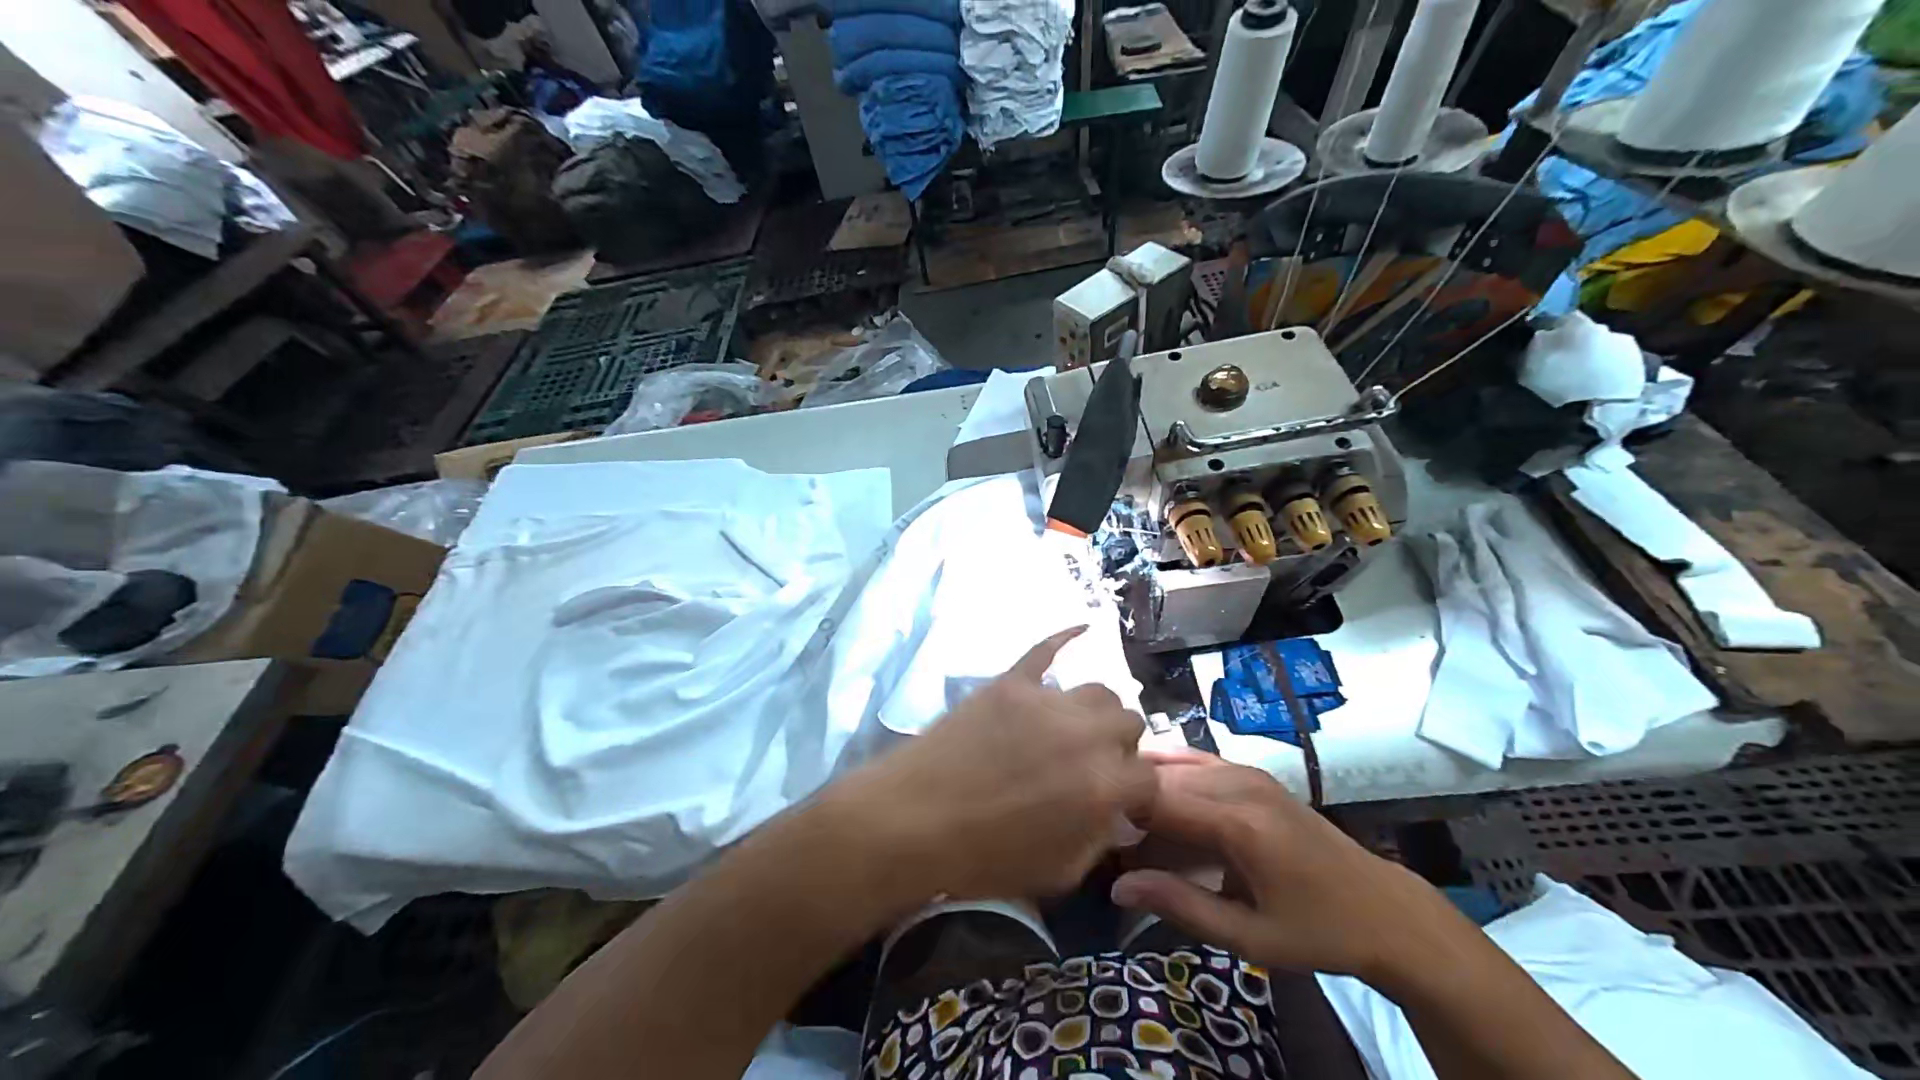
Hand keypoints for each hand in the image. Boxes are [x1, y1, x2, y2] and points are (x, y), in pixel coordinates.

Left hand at [819, 626, 1155, 901]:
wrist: (913, 821)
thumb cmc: (984, 859)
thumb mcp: (1059, 873)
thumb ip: (1100, 840)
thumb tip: (1117, 815)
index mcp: (1104, 787)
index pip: (1149, 777)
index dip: (1138, 793)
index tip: (1122, 803)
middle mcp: (1086, 735)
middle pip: (1129, 723)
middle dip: (1120, 747)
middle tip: (1094, 766)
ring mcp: (1047, 701)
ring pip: (1098, 690)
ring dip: (1096, 712)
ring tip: (1074, 730)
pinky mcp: (1011, 683)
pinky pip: (1046, 649)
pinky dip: (1066, 638)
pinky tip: (1083, 628)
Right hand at [1110, 752, 1473, 988]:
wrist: (1383, 909)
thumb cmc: (1317, 931)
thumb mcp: (1250, 937)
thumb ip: (1182, 906)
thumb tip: (1117, 886)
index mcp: (1238, 823)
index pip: (1156, 801)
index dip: (1117, 813)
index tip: (1091, 837)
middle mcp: (1239, 784)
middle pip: (1160, 778)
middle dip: (1126, 799)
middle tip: (1101, 832)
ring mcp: (1247, 772)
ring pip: (1174, 764)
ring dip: (1143, 785)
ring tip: (1117, 813)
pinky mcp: (1252, 773)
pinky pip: (1196, 761)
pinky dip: (1167, 770)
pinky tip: (1147, 784)